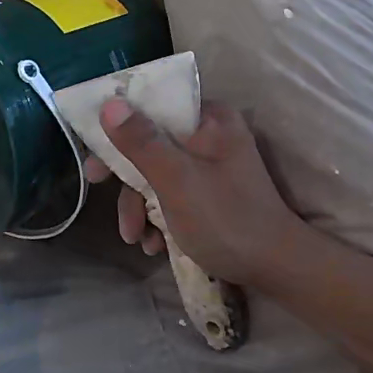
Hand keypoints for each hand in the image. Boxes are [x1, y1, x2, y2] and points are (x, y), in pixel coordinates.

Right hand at [99, 99, 307, 286]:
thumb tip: (110, 104)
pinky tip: (157, 245)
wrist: (276, 269)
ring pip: (157, 172)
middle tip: (105, 198)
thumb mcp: (176, 180)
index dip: (119, 127)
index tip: (96, 159)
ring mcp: (211, 164)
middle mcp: (210, 133)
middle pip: (151, 143)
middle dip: (129, 183)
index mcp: (209, 118)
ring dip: (141, 207)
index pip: (154, 104)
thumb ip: (141, 142)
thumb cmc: (226, 219)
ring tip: (140, 240)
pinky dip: (159, 217)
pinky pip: (172, 192)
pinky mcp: (211, 191)